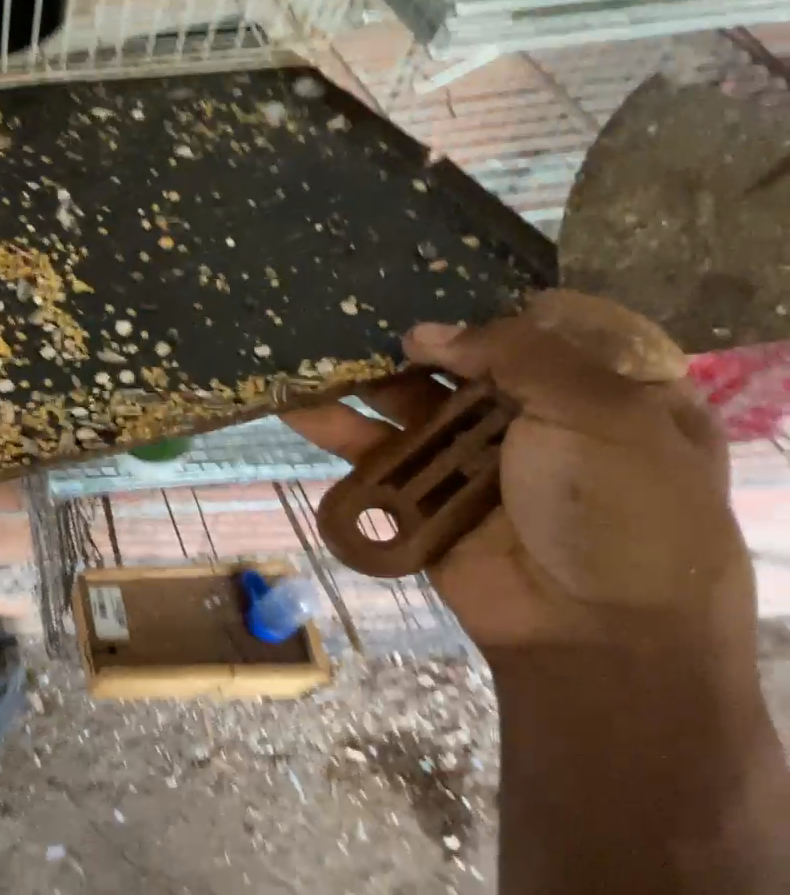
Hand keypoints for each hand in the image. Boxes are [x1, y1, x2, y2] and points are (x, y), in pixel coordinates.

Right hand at [284, 292, 755, 663]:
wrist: (591, 629)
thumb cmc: (620, 509)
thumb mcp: (599, 411)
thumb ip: (517, 354)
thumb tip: (426, 333)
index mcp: (608, 396)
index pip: (546, 333)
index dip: (493, 312)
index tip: (440, 288)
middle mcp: (541, 424)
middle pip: (465, 368)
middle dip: (415, 347)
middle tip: (358, 320)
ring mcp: (477, 463)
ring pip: (410, 409)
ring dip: (364, 384)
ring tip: (313, 356)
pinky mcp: (424, 498)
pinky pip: (374, 456)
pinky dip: (335, 432)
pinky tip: (296, 407)